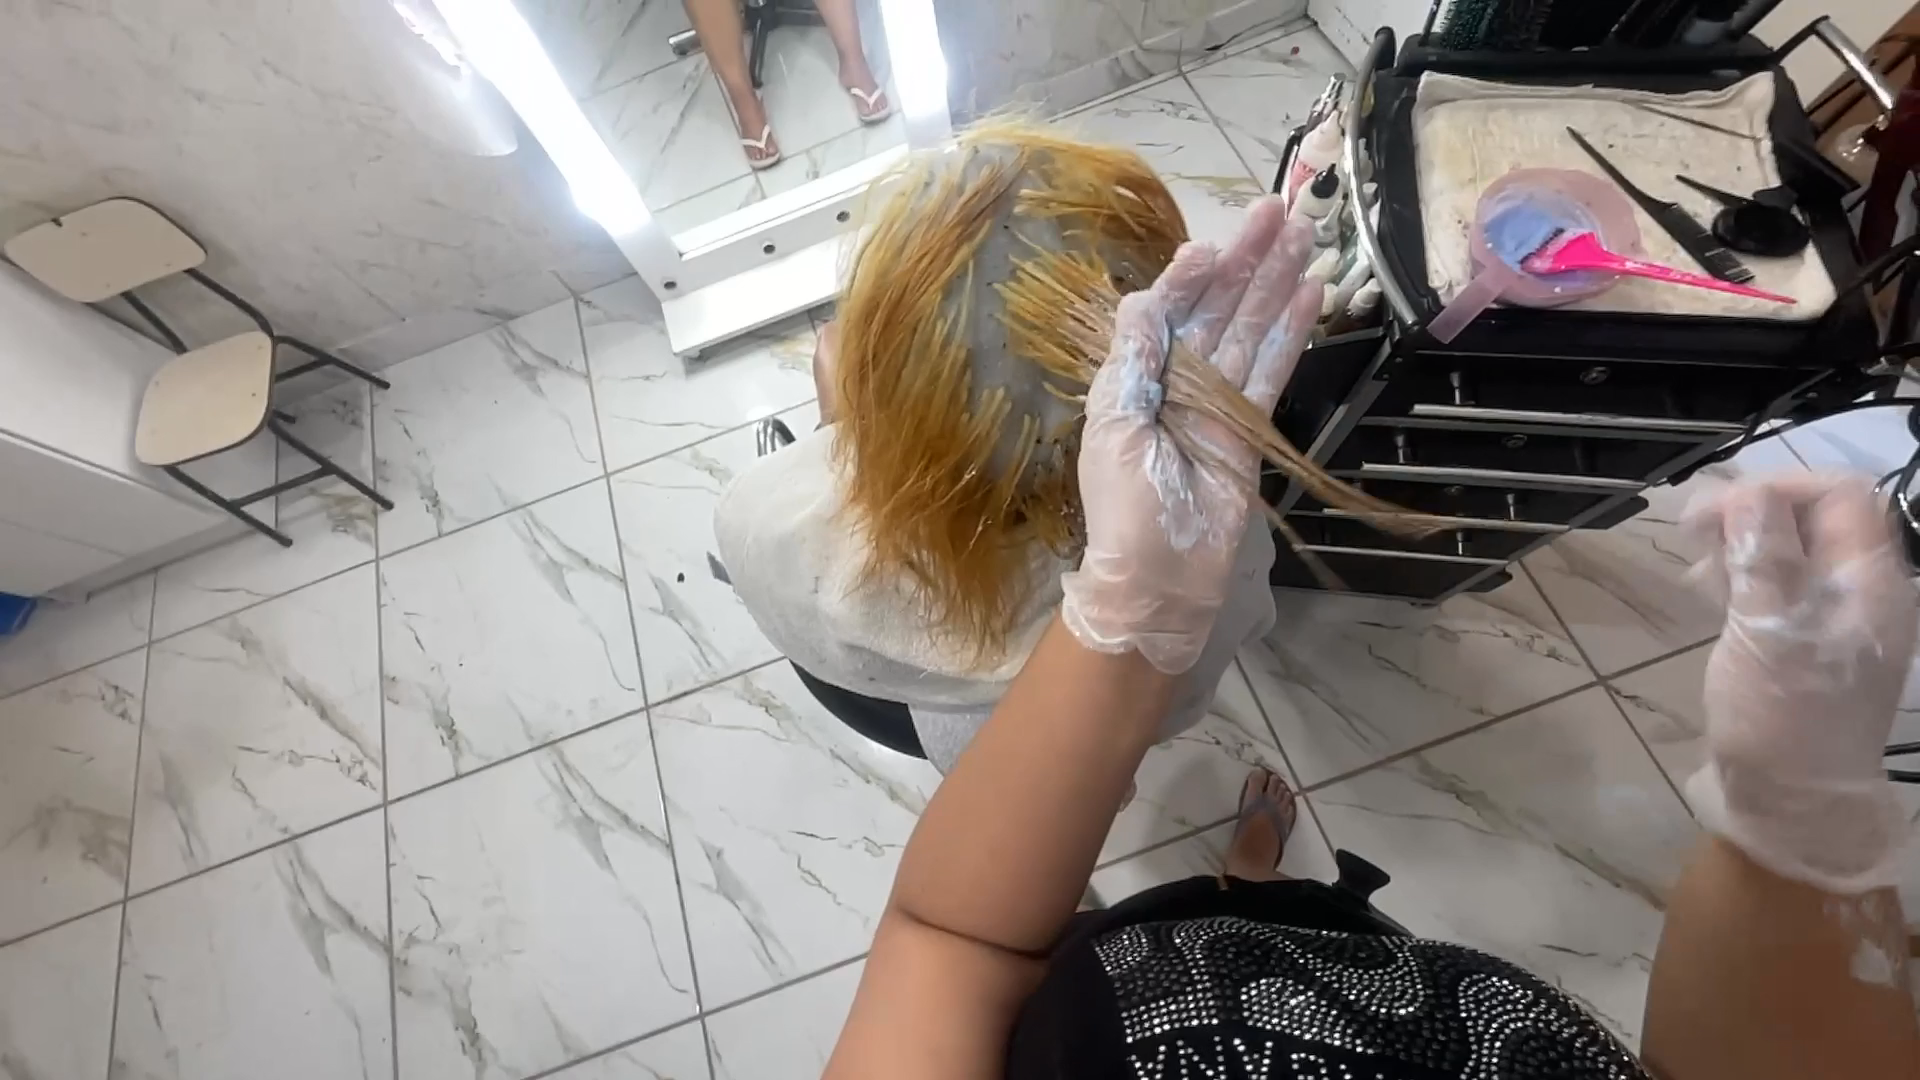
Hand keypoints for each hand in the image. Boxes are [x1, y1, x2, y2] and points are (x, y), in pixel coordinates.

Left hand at [1060, 197, 1319, 673]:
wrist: (1159, 576)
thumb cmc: (1125, 505)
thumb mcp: (1113, 426)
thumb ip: (1131, 362)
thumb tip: (1137, 299)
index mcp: (1132, 383)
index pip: (1162, 316)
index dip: (1186, 280)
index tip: (1211, 246)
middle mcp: (1174, 386)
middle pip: (1213, 314)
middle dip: (1241, 264)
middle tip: (1278, 210)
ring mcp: (1214, 405)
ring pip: (1247, 333)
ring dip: (1273, 287)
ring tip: (1304, 236)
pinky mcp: (1248, 428)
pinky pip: (1270, 373)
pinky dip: (1289, 335)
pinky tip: (1310, 295)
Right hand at [1686, 472, 1917, 892]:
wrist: (1789, 787)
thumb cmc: (1781, 709)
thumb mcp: (1770, 631)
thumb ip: (1764, 560)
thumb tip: (1748, 493)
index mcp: (1870, 584)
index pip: (1841, 498)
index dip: (1776, 488)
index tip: (1710, 512)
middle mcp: (1858, 590)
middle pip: (1811, 518)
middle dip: (1748, 512)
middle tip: (1689, 534)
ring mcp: (1828, 613)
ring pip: (1786, 548)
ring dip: (1736, 542)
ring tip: (1694, 566)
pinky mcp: (1795, 633)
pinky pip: (1773, 581)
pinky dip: (1736, 571)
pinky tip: (1705, 588)